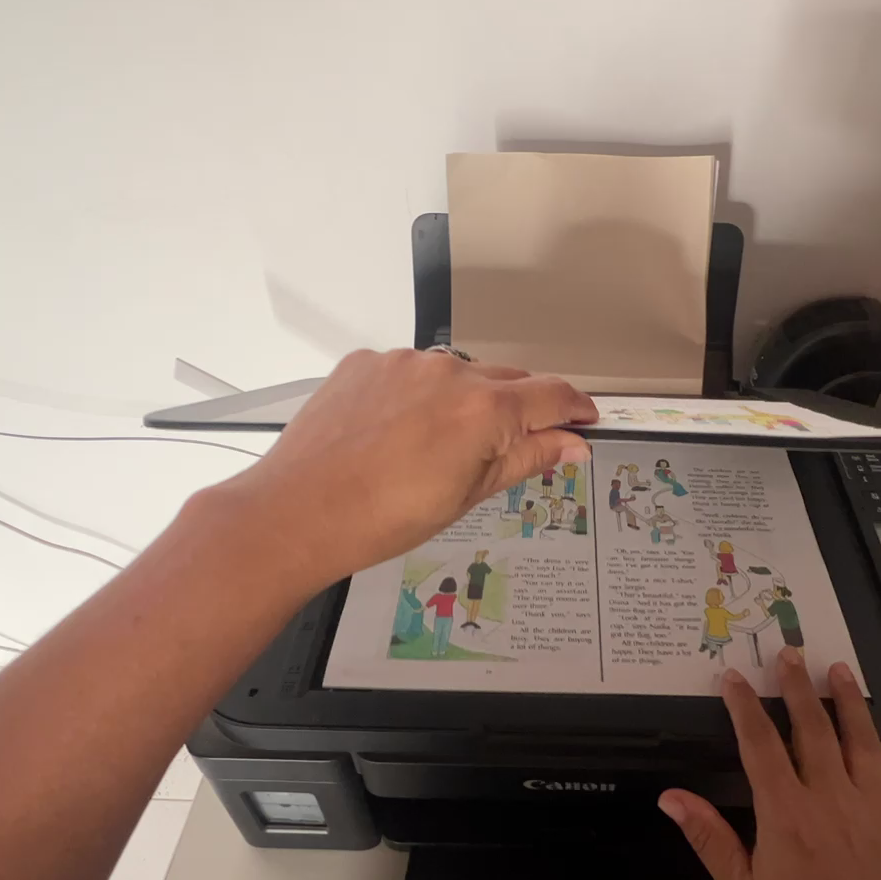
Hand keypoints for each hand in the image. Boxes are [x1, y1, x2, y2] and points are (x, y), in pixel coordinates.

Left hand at [209, 349, 595, 582]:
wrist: (297, 513)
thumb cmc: (381, 518)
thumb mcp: (468, 495)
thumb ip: (526, 458)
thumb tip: (571, 443)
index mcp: (483, 409)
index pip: (552, 394)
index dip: (576, 407)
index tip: (583, 419)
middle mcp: (448, 371)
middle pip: (508, 380)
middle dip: (520, 408)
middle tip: (510, 446)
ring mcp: (403, 361)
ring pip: (458, 373)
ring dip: (466, 400)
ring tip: (438, 446)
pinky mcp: (367, 361)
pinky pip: (413, 370)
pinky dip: (420, 394)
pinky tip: (400, 430)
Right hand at [659, 650, 880, 879]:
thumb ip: (709, 839)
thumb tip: (671, 796)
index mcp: (787, 816)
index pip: (759, 744)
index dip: (743, 706)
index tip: (732, 676)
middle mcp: (832, 802)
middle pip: (812, 730)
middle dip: (797, 687)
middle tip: (790, 652)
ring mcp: (876, 814)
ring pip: (863, 744)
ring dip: (851, 703)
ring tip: (841, 669)